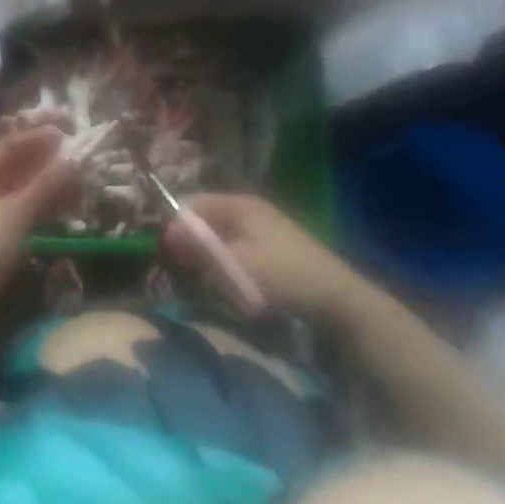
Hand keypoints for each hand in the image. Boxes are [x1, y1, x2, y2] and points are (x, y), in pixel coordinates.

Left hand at [0, 127, 79, 301]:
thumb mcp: (16, 212)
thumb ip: (46, 184)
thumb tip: (75, 158)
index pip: (8, 146)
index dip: (36, 138)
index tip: (66, 134)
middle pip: (16, 166)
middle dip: (46, 161)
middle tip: (78, 158)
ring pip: (23, 188)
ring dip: (49, 184)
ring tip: (78, 183)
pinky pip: (24, 208)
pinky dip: (44, 205)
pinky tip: (66, 206)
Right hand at [166, 193, 366, 316]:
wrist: (337, 299)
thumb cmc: (283, 276)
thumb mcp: (235, 263)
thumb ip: (199, 247)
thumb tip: (167, 233)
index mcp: (241, 205)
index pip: (192, 204)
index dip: (176, 226)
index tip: (170, 253)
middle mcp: (249, 210)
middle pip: (205, 219)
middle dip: (192, 243)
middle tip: (188, 268)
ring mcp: (262, 227)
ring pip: (218, 236)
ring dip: (209, 256)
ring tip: (209, 278)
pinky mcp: (269, 246)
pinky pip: (234, 247)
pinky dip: (226, 262)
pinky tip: (230, 282)